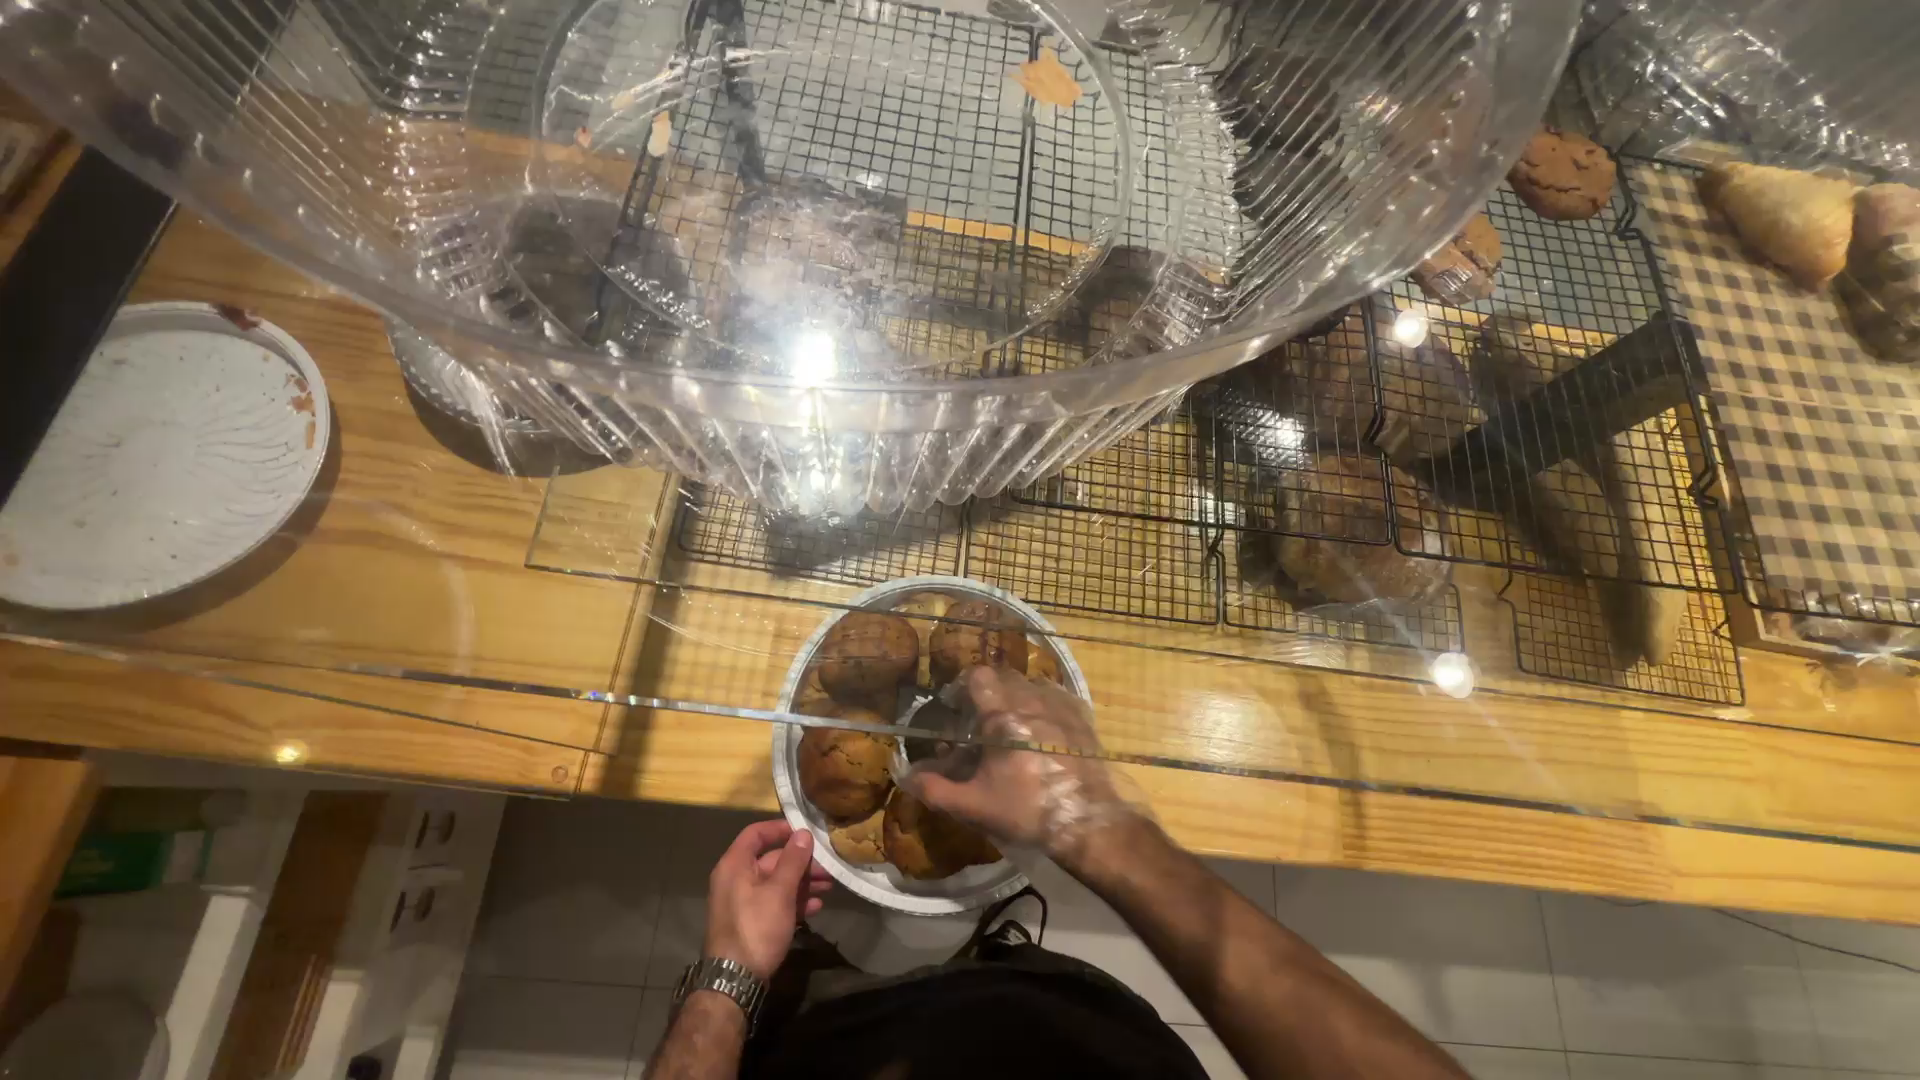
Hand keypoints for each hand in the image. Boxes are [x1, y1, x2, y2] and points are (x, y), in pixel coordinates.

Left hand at [703, 820, 832, 978]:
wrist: (735, 981)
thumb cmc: (756, 928)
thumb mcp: (779, 891)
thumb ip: (793, 860)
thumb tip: (804, 833)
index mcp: (735, 865)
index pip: (756, 833)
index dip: (780, 828)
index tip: (806, 832)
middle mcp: (736, 879)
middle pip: (771, 859)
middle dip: (801, 862)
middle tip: (828, 867)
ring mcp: (743, 902)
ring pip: (777, 882)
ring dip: (803, 883)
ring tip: (829, 887)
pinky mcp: (752, 922)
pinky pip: (775, 902)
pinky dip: (794, 902)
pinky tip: (816, 907)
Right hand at [910, 666, 1135, 861]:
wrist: (1087, 821)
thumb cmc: (1027, 810)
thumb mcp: (975, 805)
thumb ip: (936, 789)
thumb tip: (907, 776)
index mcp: (1003, 715)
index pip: (978, 676)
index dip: (963, 687)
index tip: (957, 707)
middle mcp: (1032, 699)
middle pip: (1004, 677)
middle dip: (989, 693)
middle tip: (981, 720)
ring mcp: (1060, 704)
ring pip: (1031, 684)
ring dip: (1016, 697)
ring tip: (1012, 725)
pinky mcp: (1082, 715)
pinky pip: (1056, 695)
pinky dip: (1043, 704)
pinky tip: (1042, 730)